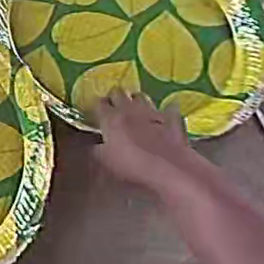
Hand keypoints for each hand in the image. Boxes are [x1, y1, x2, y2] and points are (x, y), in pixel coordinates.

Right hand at [92, 92, 208, 191]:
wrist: (169, 170)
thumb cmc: (132, 166)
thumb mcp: (105, 162)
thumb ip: (95, 151)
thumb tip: (90, 146)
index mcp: (111, 118)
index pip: (100, 103)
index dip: (98, 106)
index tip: (98, 111)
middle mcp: (131, 110)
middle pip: (119, 93)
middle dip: (115, 96)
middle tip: (114, 105)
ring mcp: (153, 113)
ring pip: (142, 96)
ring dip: (137, 100)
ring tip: (135, 107)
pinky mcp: (172, 121)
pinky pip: (169, 109)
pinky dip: (166, 110)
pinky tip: (166, 113)